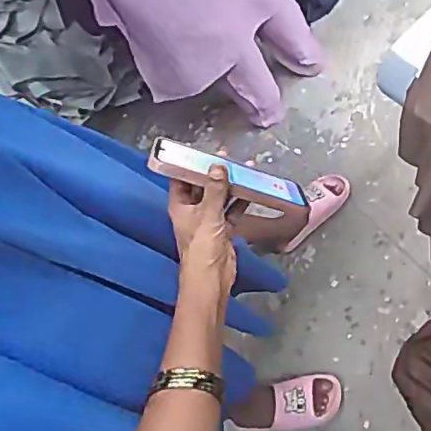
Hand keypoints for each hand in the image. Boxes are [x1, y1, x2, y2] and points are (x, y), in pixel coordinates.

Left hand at [168, 166, 238, 299]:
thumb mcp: (208, 213)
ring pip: (219, 197)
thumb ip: (215, 189)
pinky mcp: (223, 229)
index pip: (181, 179)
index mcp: (180, 206)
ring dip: (230, 186)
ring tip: (243, 170)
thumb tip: (218, 166)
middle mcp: (192, 211)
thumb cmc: (202, 246)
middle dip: (214, 173)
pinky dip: (239, 202)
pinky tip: (250, 191)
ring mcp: (208, 220)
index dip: (190, 166)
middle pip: (202, 186)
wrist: (211, 277)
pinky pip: (231, 210)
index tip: (203, 153)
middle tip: (228, 159)